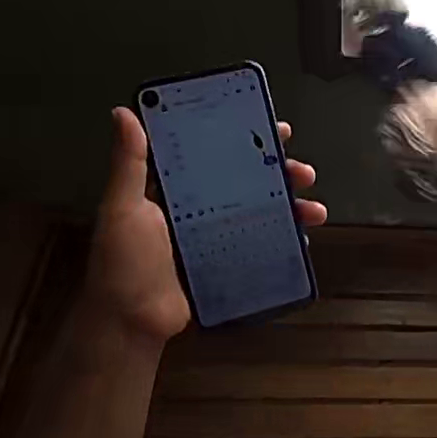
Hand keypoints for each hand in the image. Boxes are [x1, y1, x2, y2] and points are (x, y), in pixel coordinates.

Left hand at [86, 107, 327, 343]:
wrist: (132, 324)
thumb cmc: (124, 263)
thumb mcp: (123, 209)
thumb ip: (129, 163)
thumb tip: (123, 113)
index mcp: (174, 187)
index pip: (213, 151)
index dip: (243, 137)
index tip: (271, 127)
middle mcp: (198, 205)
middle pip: (246, 178)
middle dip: (279, 171)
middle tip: (301, 170)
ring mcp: (215, 234)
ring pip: (261, 209)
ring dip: (291, 205)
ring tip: (313, 208)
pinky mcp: (227, 259)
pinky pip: (261, 241)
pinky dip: (285, 236)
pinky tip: (303, 235)